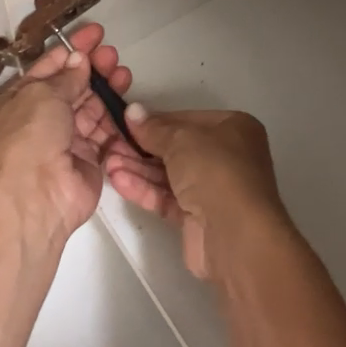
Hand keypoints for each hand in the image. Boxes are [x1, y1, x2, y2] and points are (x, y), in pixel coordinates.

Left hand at [0, 23, 134, 237]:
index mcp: (23, 98)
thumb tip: (79, 59)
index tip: (97, 33)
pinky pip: (105, 133)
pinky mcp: (89, 158)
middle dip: (94, 68)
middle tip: (113, 55)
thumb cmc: (30, 137)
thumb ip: (67, 76)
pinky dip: (117, 119)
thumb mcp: (43, 95)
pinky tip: (129, 104)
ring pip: (92, 107)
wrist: (35, 197)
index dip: (74, 48)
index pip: (51, 65)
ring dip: (107, 90)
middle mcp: (43, 117)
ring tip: (124, 74)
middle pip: (74, 85)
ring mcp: (67, 139)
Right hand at [104, 107, 289, 278]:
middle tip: (111, 144)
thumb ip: (154, 128)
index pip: (188, 119)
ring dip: (139, 168)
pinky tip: (119, 181)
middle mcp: (227, 156)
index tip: (127, 121)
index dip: (157, 121)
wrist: (236, 235)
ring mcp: (213, 189)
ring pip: (170, 174)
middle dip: (142, 147)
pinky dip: (145, 189)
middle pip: (177, 148)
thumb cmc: (215, 171)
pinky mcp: (198, 218)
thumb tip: (133, 111)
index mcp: (234, 128)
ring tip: (108, 163)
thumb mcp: (182, 140)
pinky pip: (168, 197)